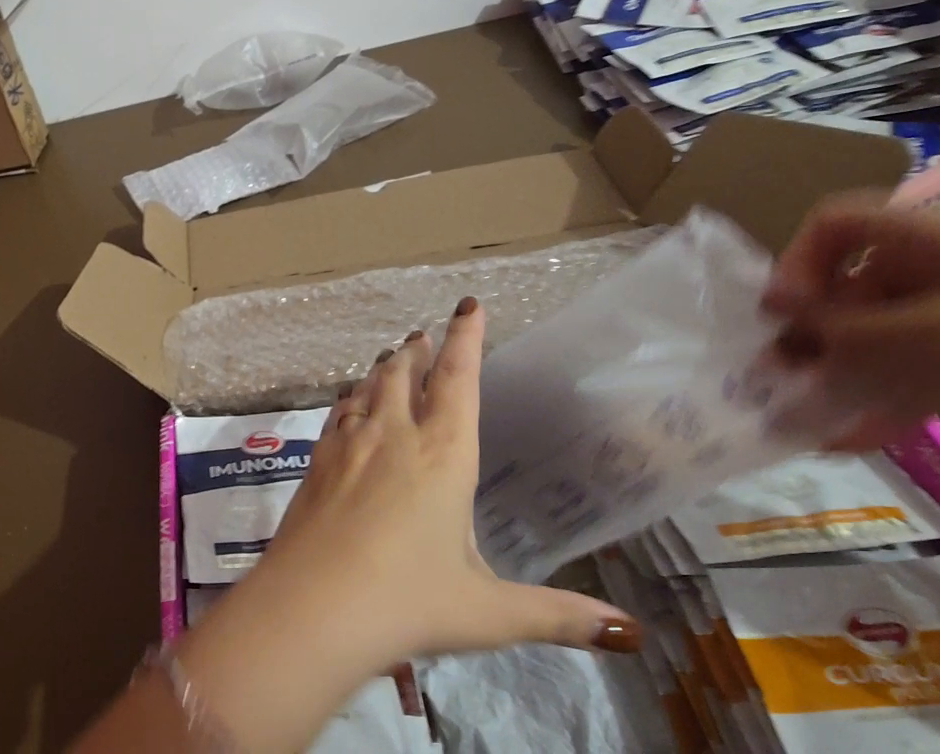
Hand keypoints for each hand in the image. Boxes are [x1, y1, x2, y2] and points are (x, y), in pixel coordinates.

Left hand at [161, 297, 638, 751]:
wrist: (311, 604)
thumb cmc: (407, 602)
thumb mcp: (489, 612)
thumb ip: (556, 616)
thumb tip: (628, 634)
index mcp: (442, 454)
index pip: (458, 380)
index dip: (466, 338)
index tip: (467, 305)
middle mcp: (393, 435)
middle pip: (404, 373)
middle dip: (418, 350)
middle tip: (424, 335)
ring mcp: (347, 445)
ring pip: (367, 388)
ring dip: (382, 368)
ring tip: (391, 356)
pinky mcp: (314, 462)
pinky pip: (337, 414)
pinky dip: (350, 398)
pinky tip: (350, 403)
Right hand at [764, 193, 939, 448]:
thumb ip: (859, 330)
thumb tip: (781, 323)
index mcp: (935, 235)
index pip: (836, 225)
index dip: (796, 261)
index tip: (781, 313)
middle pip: (856, 287)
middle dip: (813, 336)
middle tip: (777, 378)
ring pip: (888, 336)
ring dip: (843, 377)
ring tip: (807, 419)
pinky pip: (928, 370)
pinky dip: (891, 399)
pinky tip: (859, 437)